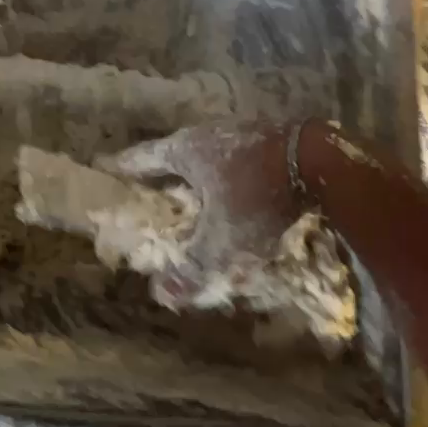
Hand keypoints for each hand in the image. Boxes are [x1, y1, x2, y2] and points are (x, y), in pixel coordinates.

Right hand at [98, 119, 305, 305]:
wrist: (323, 161)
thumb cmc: (260, 196)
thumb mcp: (225, 241)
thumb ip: (193, 269)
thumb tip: (160, 294)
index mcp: (185, 150)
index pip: (142, 158)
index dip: (122, 167)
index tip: (105, 169)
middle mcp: (206, 134)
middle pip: (173, 154)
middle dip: (160, 173)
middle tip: (147, 189)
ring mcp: (239, 132)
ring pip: (206, 154)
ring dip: (195, 173)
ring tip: (188, 193)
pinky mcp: (267, 139)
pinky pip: (233, 157)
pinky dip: (224, 174)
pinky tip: (232, 190)